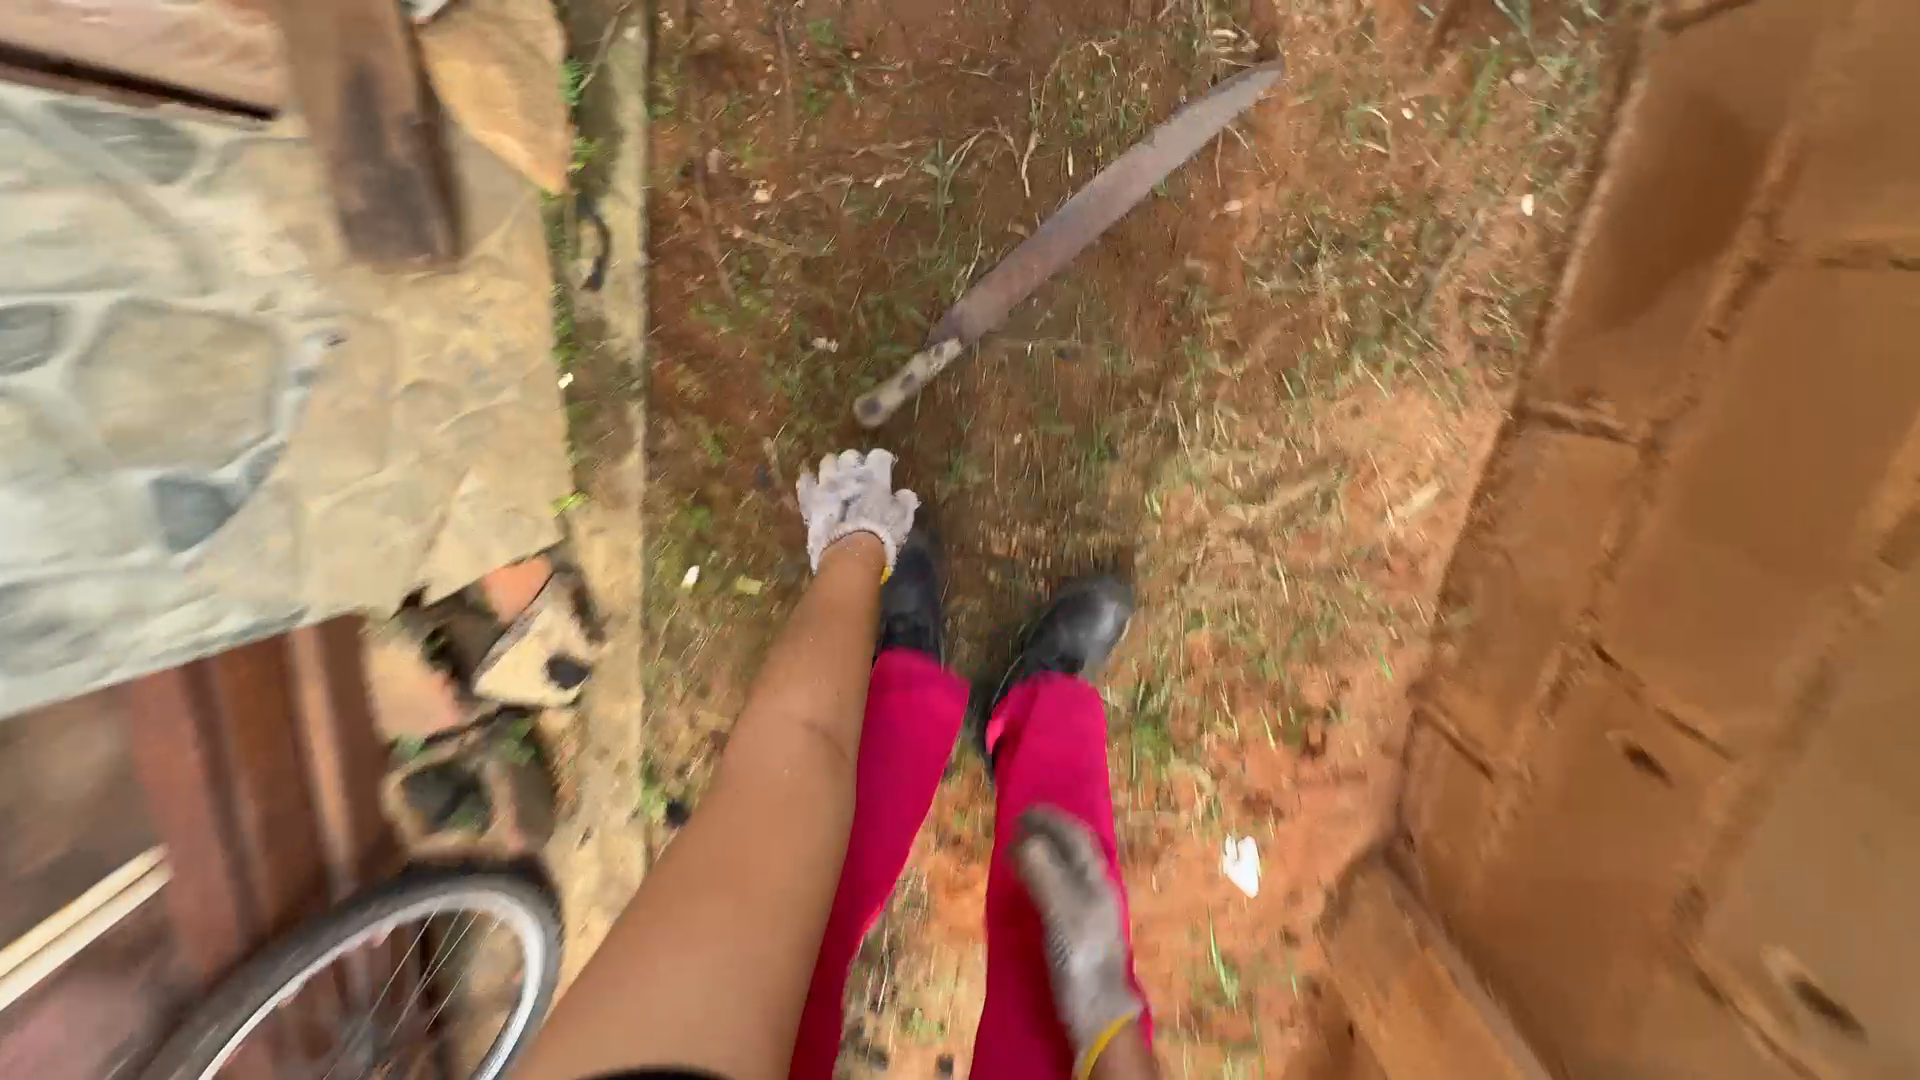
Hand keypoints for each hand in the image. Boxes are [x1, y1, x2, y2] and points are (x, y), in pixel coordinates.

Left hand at [796, 449, 918, 572]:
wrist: (851, 551)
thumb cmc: (882, 534)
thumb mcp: (903, 519)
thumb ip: (904, 502)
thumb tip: (904, 493)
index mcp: (875, 476)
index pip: (879, 456)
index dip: (882, 460)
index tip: (885, 467)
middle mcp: (850, 473)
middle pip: (851, 455)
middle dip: (855, 463)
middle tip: (858, 475)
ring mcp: (827, 484)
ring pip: (827, 462)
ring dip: (832, 468)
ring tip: (835, 479)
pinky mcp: (811, 498)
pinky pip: (806, 482)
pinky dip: (809, 482)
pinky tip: (812, 486)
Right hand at [1013, 806, 1145, 1077]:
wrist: (1099, 1014)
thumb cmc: (1082, 959)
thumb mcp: (1060, 911)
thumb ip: (1043, 872)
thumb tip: (1022, 839)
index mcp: (1097, 878)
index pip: (1075, 834)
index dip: (1050, 818)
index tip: (1021, 811)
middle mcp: (1098, 887)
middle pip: (1075, 847)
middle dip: (1049, 830)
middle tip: (1019, 824)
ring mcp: (1092, 909)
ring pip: (1070, 865)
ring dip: (1047, 849)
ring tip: (1022, 846)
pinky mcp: (1081, 930)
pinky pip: (1062, 884)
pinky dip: (1045, 871)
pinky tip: (1033, 882)